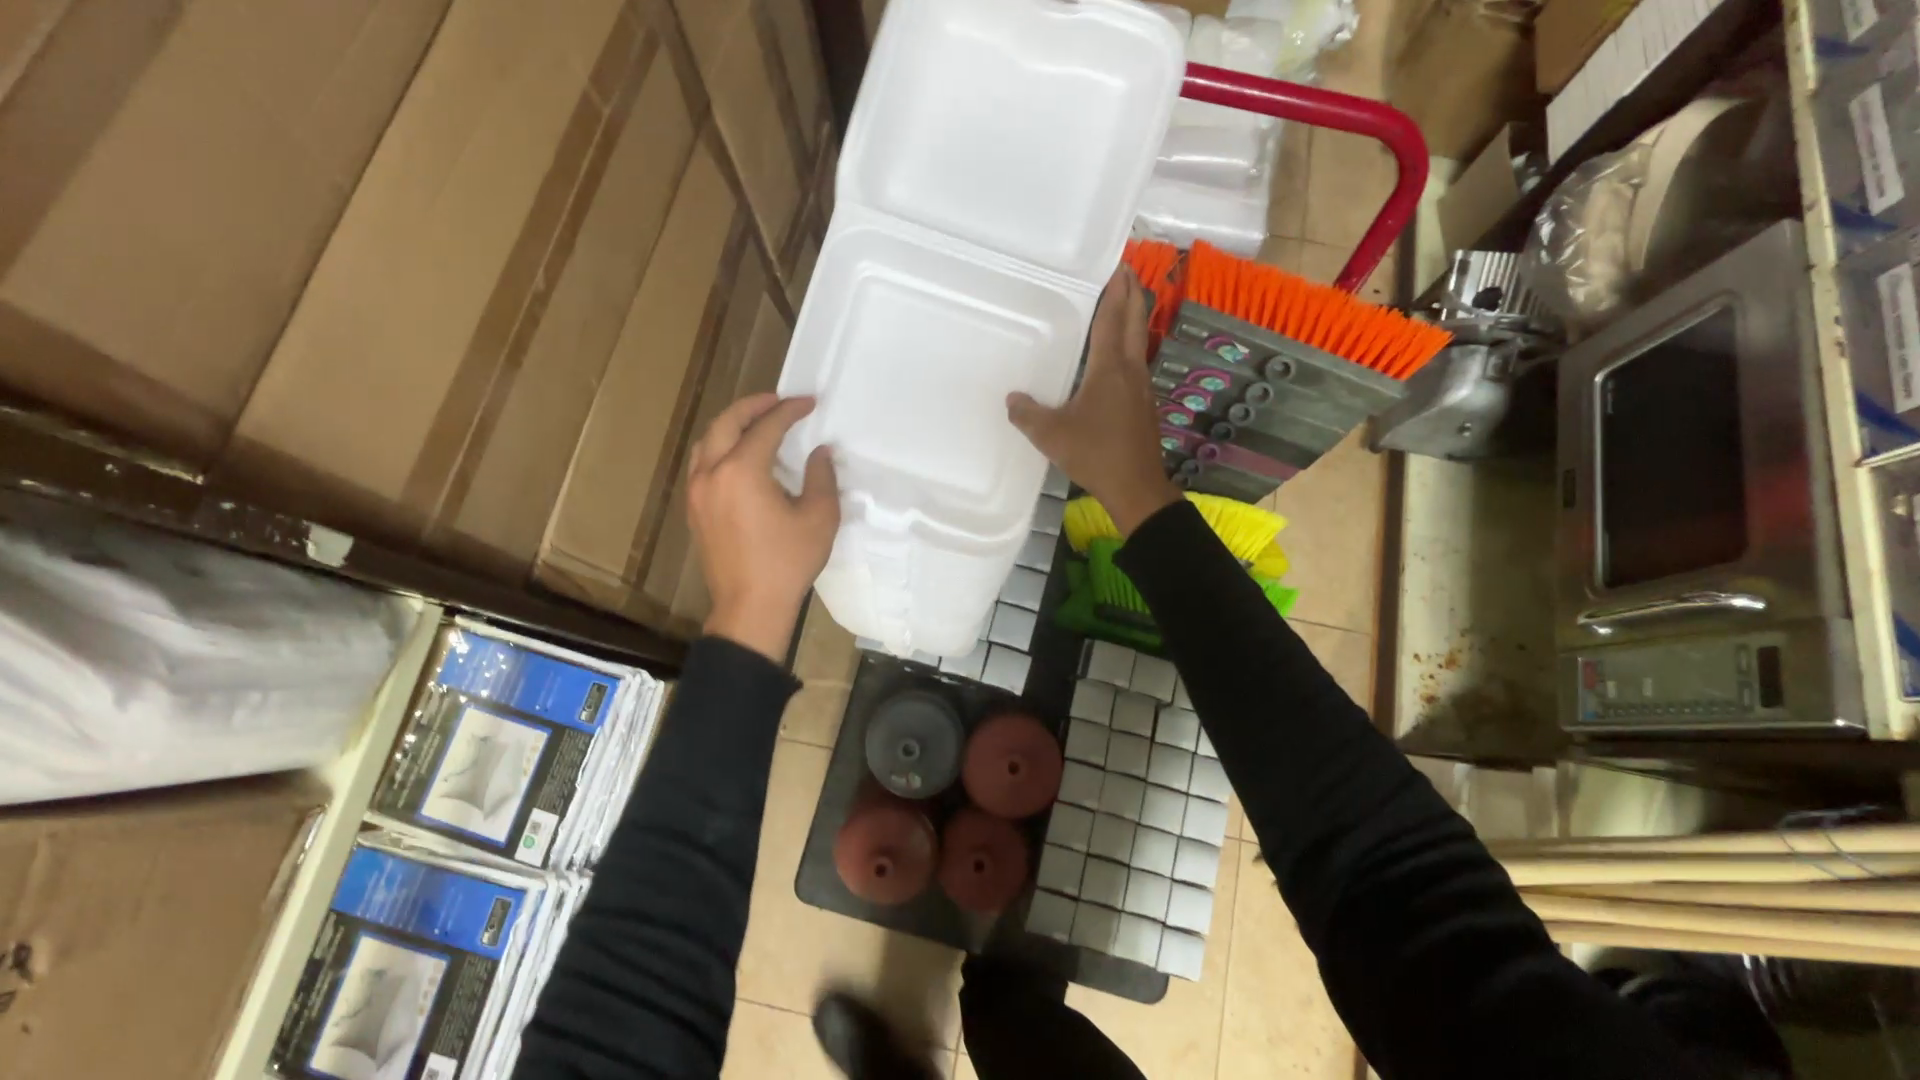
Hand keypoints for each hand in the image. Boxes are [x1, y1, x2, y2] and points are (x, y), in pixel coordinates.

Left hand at [688, 394, 839, 661]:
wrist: (751, 607)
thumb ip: (821, 477)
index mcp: (741, 471)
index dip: (789, 411)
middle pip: (726, 423)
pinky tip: (738, 456)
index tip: (809, 404)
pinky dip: (719, 448)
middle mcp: (712, 474)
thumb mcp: (818, 517)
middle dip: (753, 406)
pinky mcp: (694, 510)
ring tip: (756, 423)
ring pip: (707, 442)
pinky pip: (701, 464)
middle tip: (778, 402)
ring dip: (731, 425)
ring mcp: (697, 492)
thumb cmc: (788, 563)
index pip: (766, 427)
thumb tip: (821, 453)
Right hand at [1007, 267, 1180, 534]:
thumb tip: (1013, 399)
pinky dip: (1129, 347)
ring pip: (1139, 342)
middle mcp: (1131, 370)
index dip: (1115, 291)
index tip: (1118, 265)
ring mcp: (1142, 388)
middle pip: (1135, 322)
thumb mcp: (1051, 435)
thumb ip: (1028, 414)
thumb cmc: (1095, 454)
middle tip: (1124, 272)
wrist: (1136, 487)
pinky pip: (1136, 364)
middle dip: (1131, 294)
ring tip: (1120, 307)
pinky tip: (1117, 358)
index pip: (1113, 319)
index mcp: (1110, 368)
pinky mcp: (1144, 405)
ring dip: (1132, 320)